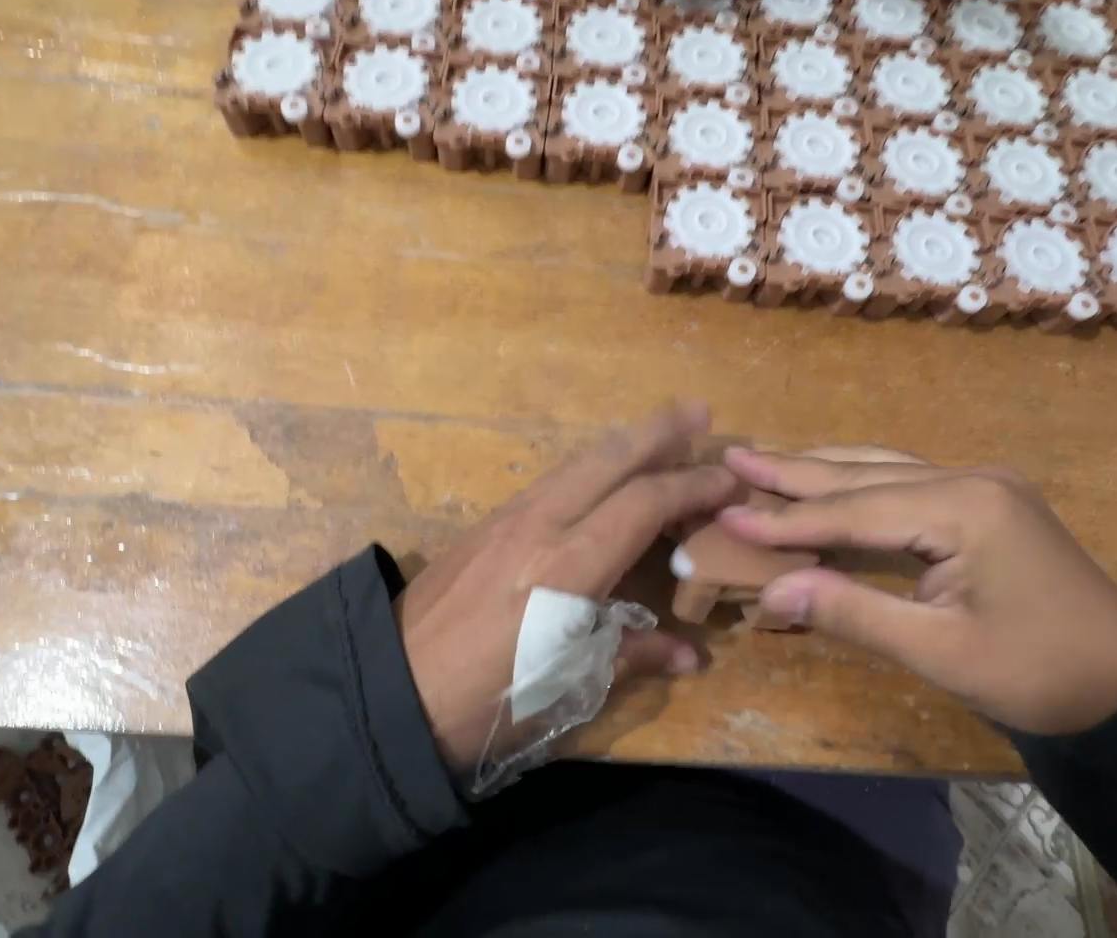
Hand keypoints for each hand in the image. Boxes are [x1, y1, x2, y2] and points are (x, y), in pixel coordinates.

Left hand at [395, 403, 737, 770]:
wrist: (388, 693)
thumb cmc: (484, 703)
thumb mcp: (564, 690)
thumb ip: (630, 656)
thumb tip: (689, 653)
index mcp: (565, 568)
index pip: (641, 505)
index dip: (690, 486)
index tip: (728, 479)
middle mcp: (538, 526)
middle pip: (607, 460)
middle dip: (658, 432)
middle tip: (700, 413)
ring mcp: (506, 519)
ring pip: (575, 464)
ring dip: (622, 444)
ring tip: (659, 435)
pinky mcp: (485, 525)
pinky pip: (550, 481)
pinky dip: (588, 468)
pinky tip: (601, 476)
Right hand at [717, 446, 1116, 735]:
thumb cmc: (1037, 675)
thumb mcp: (939, 652)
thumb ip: (851, 612)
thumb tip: (769, 593)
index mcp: (965, 508)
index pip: (854, 510)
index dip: (787, 518)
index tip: (725, 515)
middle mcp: (970, 479)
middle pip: (863, 474)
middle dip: (794, 471)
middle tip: (735, 456)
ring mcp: (981, 485)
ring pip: (882, 468)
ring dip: (822, 468)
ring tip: (766, 460)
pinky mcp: (984, 500)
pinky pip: (904, 480)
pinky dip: (856, 482)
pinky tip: (828, 477)